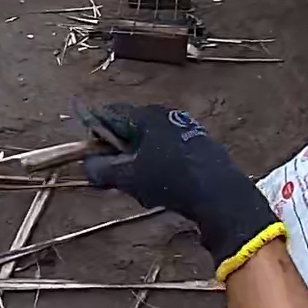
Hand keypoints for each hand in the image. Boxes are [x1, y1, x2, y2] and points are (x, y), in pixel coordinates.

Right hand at [82, 104, 278, 272]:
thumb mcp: (128, 178)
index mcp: (145, 116)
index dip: (94, 128)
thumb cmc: (170, 180)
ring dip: (136, 154)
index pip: (110, 113)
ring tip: (133, 178)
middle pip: (130, 125)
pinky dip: (156, 160)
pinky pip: (167, 148)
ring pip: (149, 138)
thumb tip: (87, 165)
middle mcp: (165, 115)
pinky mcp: (198, 143)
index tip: (88, 146)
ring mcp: (184, 128)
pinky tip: (159, 182)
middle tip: (108, 166)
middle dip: (116, 145)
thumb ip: (102, 170)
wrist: (220, 193)